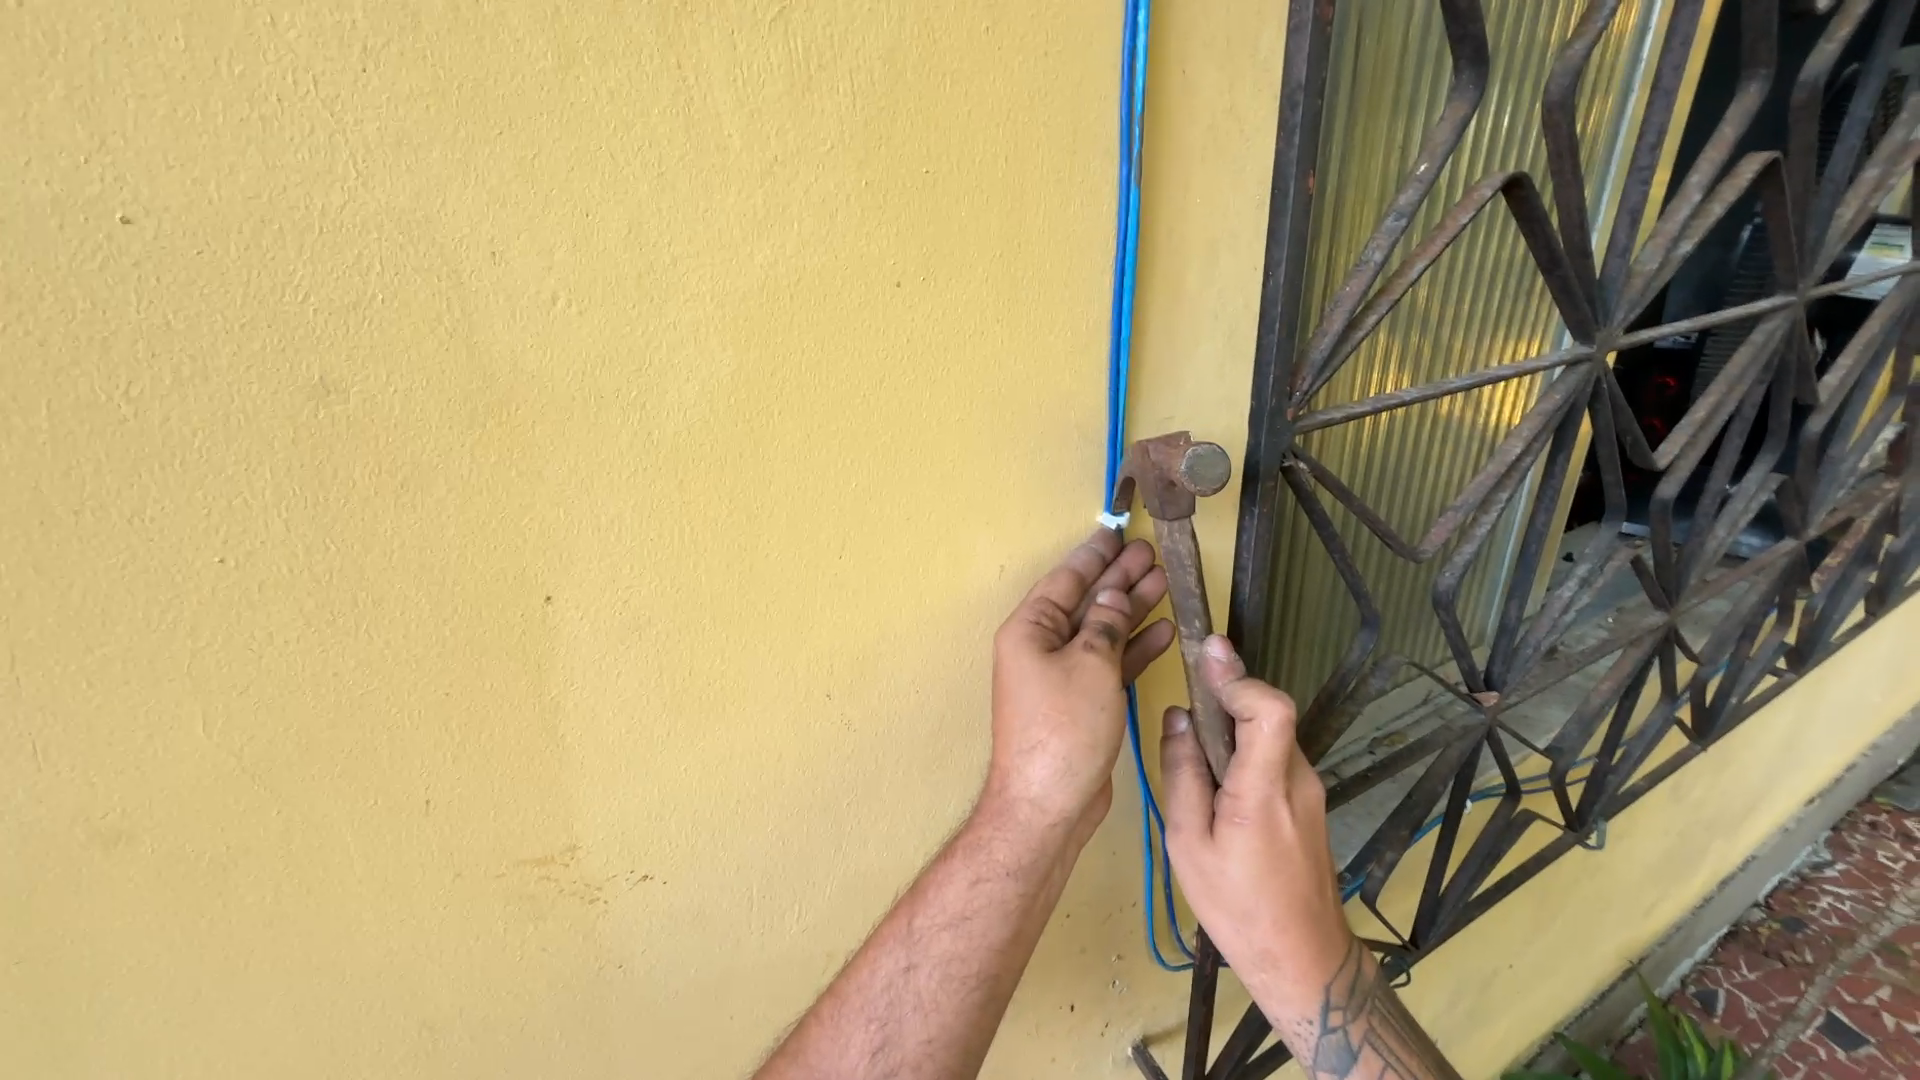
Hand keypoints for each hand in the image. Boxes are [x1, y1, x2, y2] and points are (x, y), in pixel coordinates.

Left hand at [984, 528, 1174, 841]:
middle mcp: (1041, 647)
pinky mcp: (1082, 700)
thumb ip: (1105, 624)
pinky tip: (1163, 630)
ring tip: (1164, 581)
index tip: (1117, 532)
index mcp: (1029, 630)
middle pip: (1086, 602)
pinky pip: (1109, 662)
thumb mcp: (1089, 665)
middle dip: (1117, 578)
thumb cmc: (1064, 727)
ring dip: (1131, 608)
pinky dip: (1134, 647)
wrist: (1050, 803)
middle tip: (1152, 553)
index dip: (1093, 556)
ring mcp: (1062, 675)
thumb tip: (1112, 592)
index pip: (1065, 579)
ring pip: (1101, 631)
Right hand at [1159, 635, 1353, 1015]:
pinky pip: (1274, 757)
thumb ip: (1181, 773)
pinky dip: (1245, 752)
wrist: (1304, 958)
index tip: (1207, 657)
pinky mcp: (1309, 801)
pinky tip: (1219, 786)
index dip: (1239, 679)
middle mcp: (1297, 779)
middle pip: (1268, 713)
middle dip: (1225, 698)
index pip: (1270, 709)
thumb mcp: (1187, 843)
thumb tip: (1177, 716)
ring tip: (1195, 760)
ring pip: (1269, 734)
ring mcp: (1310, 789)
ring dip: (1232, 729)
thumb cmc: (1236, 906)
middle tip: (1185, 705)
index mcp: (1263, 790)